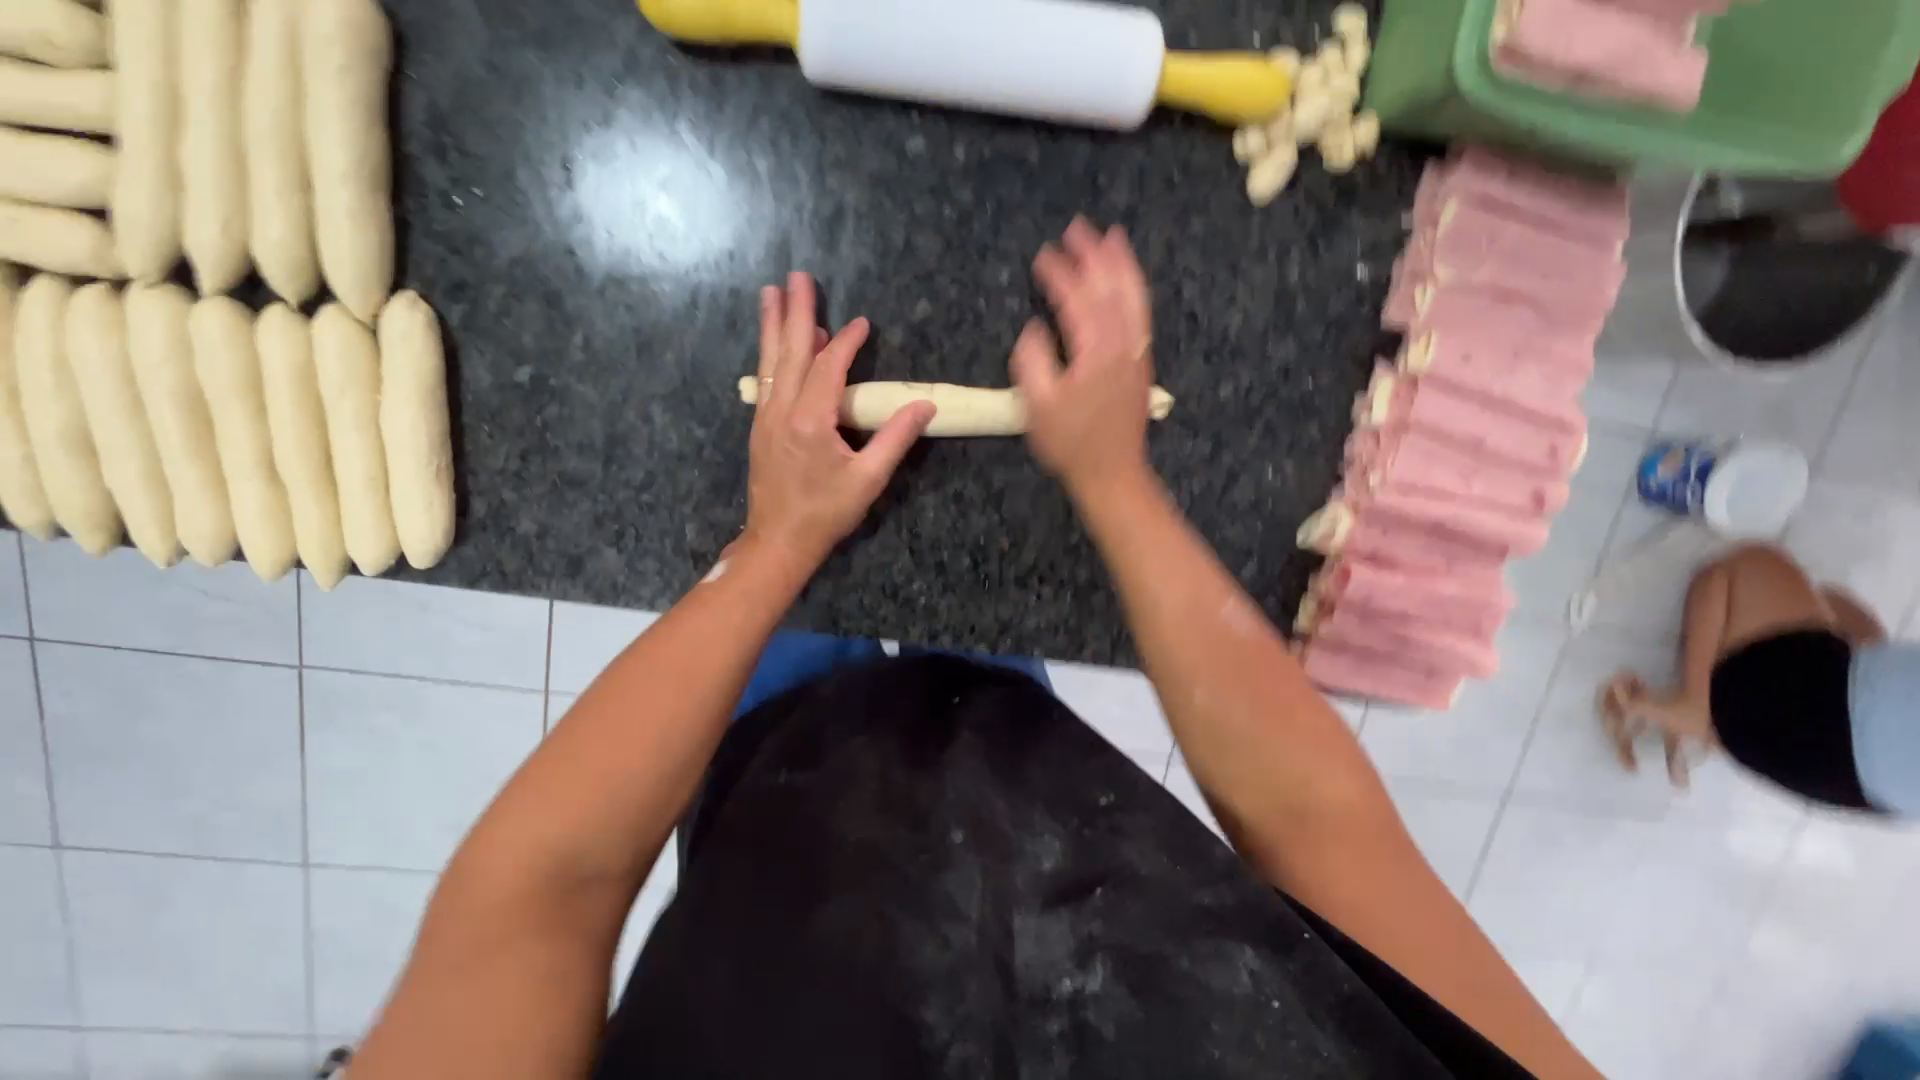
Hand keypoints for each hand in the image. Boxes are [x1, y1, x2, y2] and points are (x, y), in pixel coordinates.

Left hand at [742, 273, 934, 567]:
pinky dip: (771, 356)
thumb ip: (896, 438)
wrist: (779, 541)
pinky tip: (774, 343)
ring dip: (772, 325)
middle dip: (796, 311)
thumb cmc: (827, 513)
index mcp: (812, 421)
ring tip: (771, 292)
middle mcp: (783, 411)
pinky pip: (765, 381)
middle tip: (797, 275)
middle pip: (791, 351)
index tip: (863, 324)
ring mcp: (765, 418)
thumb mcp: (869, 479)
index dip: (848, 342)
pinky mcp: (759, 428)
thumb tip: (926, 405)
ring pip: (771, 362)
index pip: (830, 367)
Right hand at [1010, 217, 1156, 497]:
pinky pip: (1142, 312)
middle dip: (1094, 254)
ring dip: (1121, 264)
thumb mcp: (1038, 405)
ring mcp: (1137, 351)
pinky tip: (1127, 280)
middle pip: (1110, 286)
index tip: (1042, 255)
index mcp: (1095, 350)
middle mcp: (1123, 343)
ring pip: (1133, 295)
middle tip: (1078, 226)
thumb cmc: (1070, 443)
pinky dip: (1135, 287)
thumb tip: (1035, 330)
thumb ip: (1032, 360)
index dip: (1059, 274)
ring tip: (1112, 236)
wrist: (1112, 472)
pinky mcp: (1142, 361)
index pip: (1076, 299)